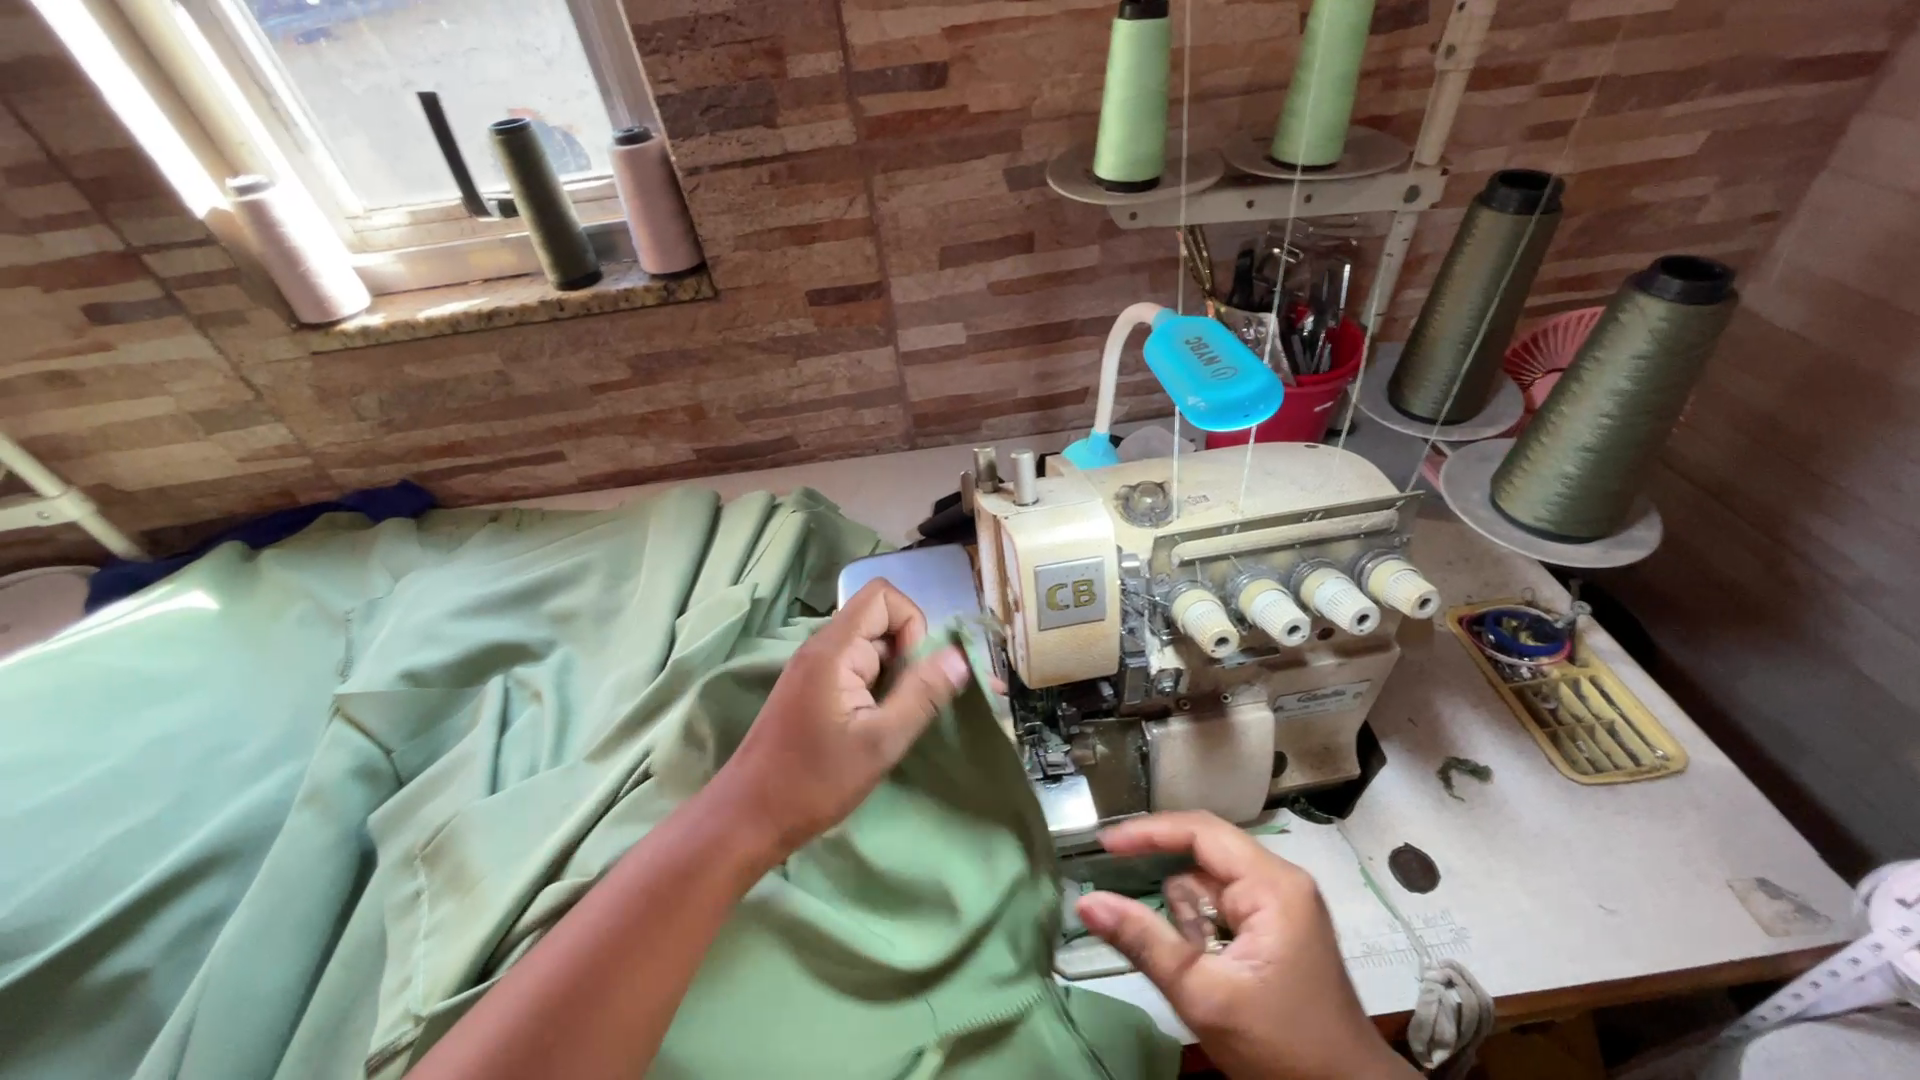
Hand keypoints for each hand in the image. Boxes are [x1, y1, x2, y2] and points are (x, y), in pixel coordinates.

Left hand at [712, 579, 969, 861]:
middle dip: (908, 653)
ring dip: (894, 673)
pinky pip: (855, 667)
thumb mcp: (880, 741)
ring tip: (894, 719)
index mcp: (834, 649)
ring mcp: (813, 668)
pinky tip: (874, 725)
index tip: (915, 672)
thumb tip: (959, 655)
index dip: (912, 624)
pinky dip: (876, 686)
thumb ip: (921, 694)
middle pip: (879, 619)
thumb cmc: (815, 781)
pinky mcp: (811, 689)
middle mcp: (821, 647)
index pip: (883, 596)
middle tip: (910, 703)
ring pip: (870, 646)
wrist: (749, 816)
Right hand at [1075, 813, 1415, 1079]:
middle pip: (1203, 858)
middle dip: (1171, 895)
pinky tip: (1205, 968)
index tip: (1104, 844)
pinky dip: (1201, 932)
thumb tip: (1087, 903)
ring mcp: (1281, 905)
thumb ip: (1144, 943)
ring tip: (1196, 968)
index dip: (1149, 831)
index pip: (1201, 831)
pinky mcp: (1277, 929)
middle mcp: (1280, 882)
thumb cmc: (1282, 1045)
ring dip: (1187, 920)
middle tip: (1137, 916)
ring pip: (1208, 887)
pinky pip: (1222, 908)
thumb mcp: (1204, 995)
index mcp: (1272, 884)